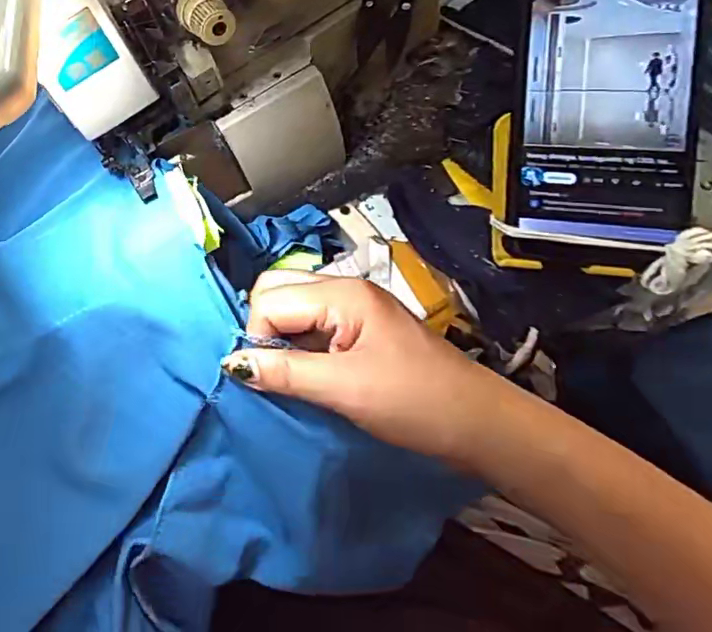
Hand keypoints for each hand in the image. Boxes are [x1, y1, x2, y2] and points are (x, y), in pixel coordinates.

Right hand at [221, 272, 512, 469]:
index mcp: (342, 293)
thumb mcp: (345, 389)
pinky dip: (301, 348)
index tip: (268, 378)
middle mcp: (344, 289)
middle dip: (265, 331)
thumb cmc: (416, 402)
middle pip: (278, 292)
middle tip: (277, 375)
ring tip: (293, 379)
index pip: (270, 298)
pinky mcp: (360, 328)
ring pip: (294, 309)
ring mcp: (354, 307)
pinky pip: (313, 325)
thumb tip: (232, 364)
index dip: (259, 337)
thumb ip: (286, 372)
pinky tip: (310, 376)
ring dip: (283, 341)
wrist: (479, 423)